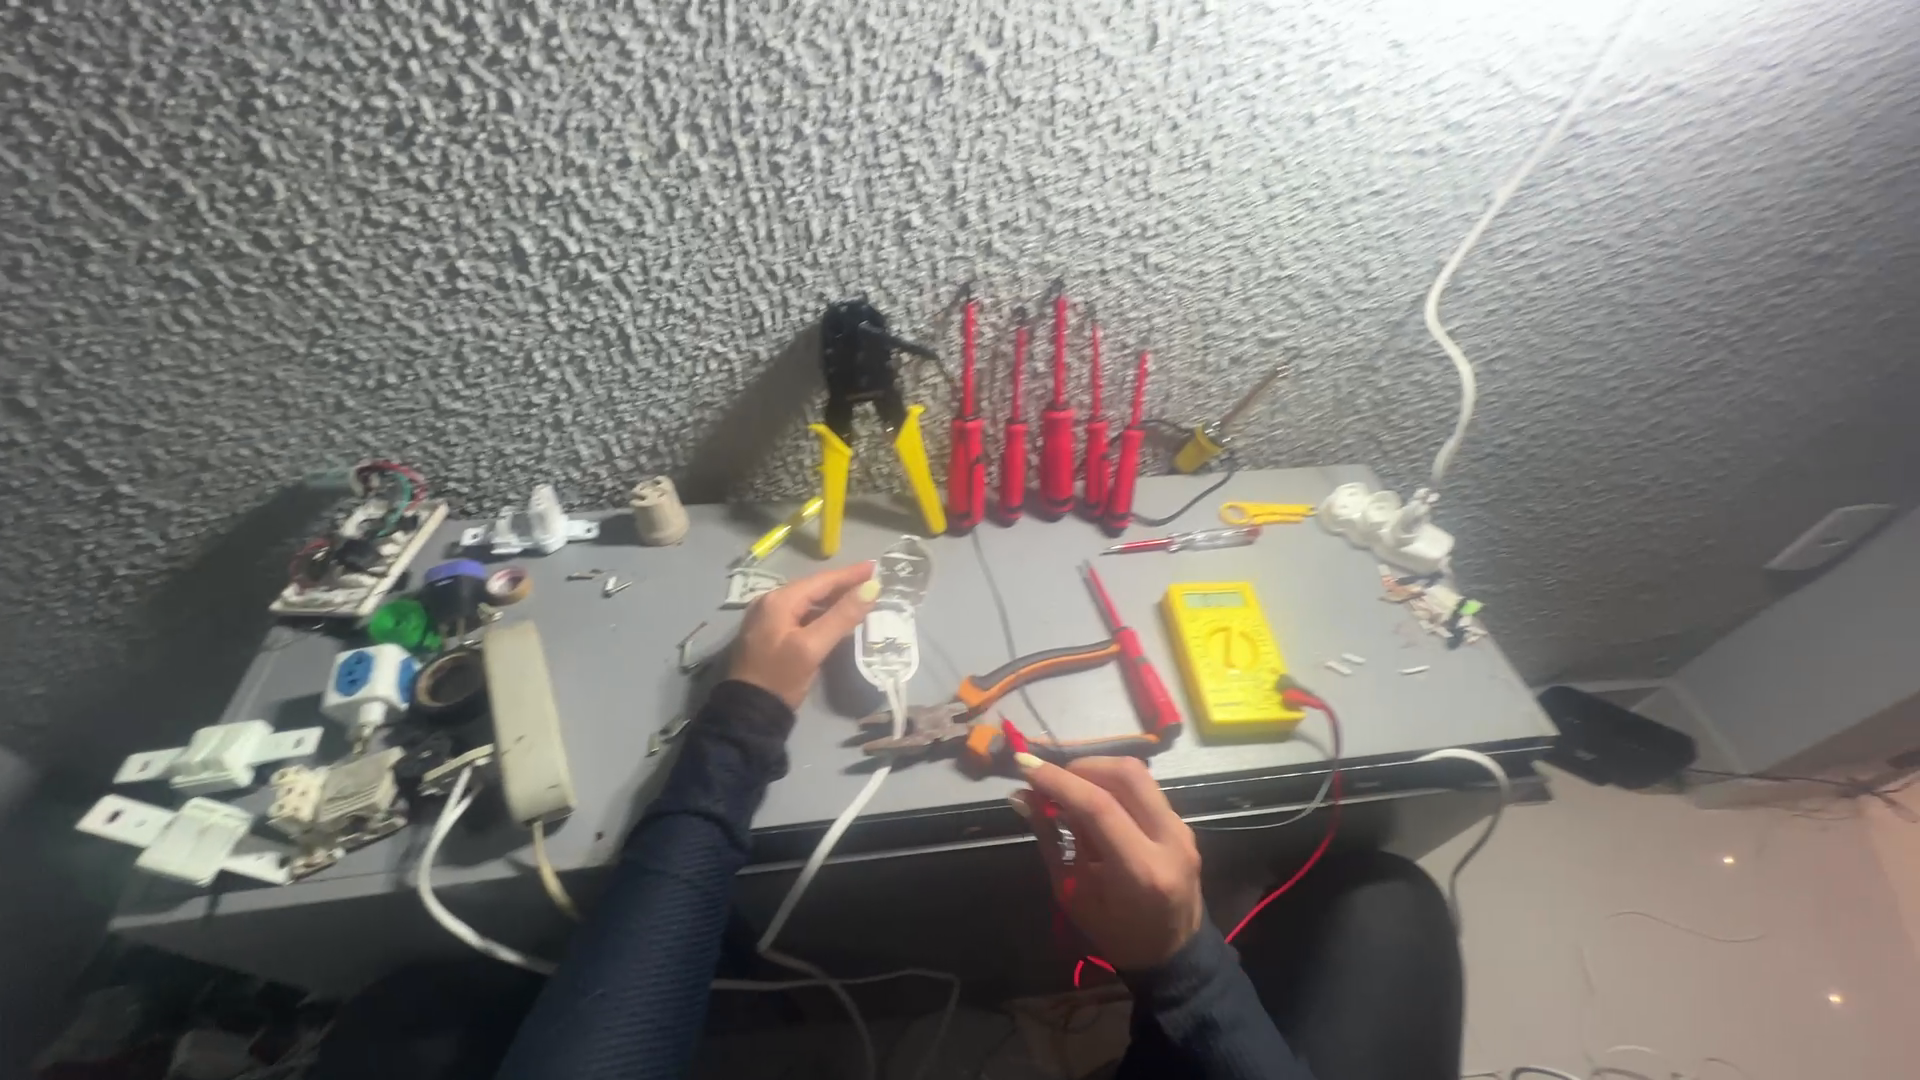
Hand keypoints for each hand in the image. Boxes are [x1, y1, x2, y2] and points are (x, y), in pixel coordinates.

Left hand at [728, 561, 878, 708]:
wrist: (748, 713)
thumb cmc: (780, 677)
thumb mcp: (812, 647)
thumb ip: (842, 616)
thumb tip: (872, 588)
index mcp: (778, 601)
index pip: (821, 581)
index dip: (850, 574)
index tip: (875, 567)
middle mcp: (770, 603)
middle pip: (814, 588)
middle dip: (843, 585)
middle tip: (872, 581)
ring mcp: (767, 618)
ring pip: (808, 602)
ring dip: (833, 600)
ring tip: (860, 597)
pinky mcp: (770, 634)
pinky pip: (801, 615)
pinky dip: (821, 614)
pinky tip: (836, 618)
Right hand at [1010, 756, 1203, 970]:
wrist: (1176, 956)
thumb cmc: (1117, 935)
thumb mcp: (1074, 894)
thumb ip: (1051, 840)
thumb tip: (1022, 797)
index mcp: (1141, 871)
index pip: (1098, 807)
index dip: (1058, 781)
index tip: (1024, 766)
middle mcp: (1169, 841)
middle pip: (1126, 776)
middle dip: (1081, 767)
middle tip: (1052, 781)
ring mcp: (1181, 829)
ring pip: (1137, 775)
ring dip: (1096, 772)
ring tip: (1070, 792)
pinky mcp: (1182, 824)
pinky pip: (1143, 789)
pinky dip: (1112, 786)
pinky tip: (1093, 806)